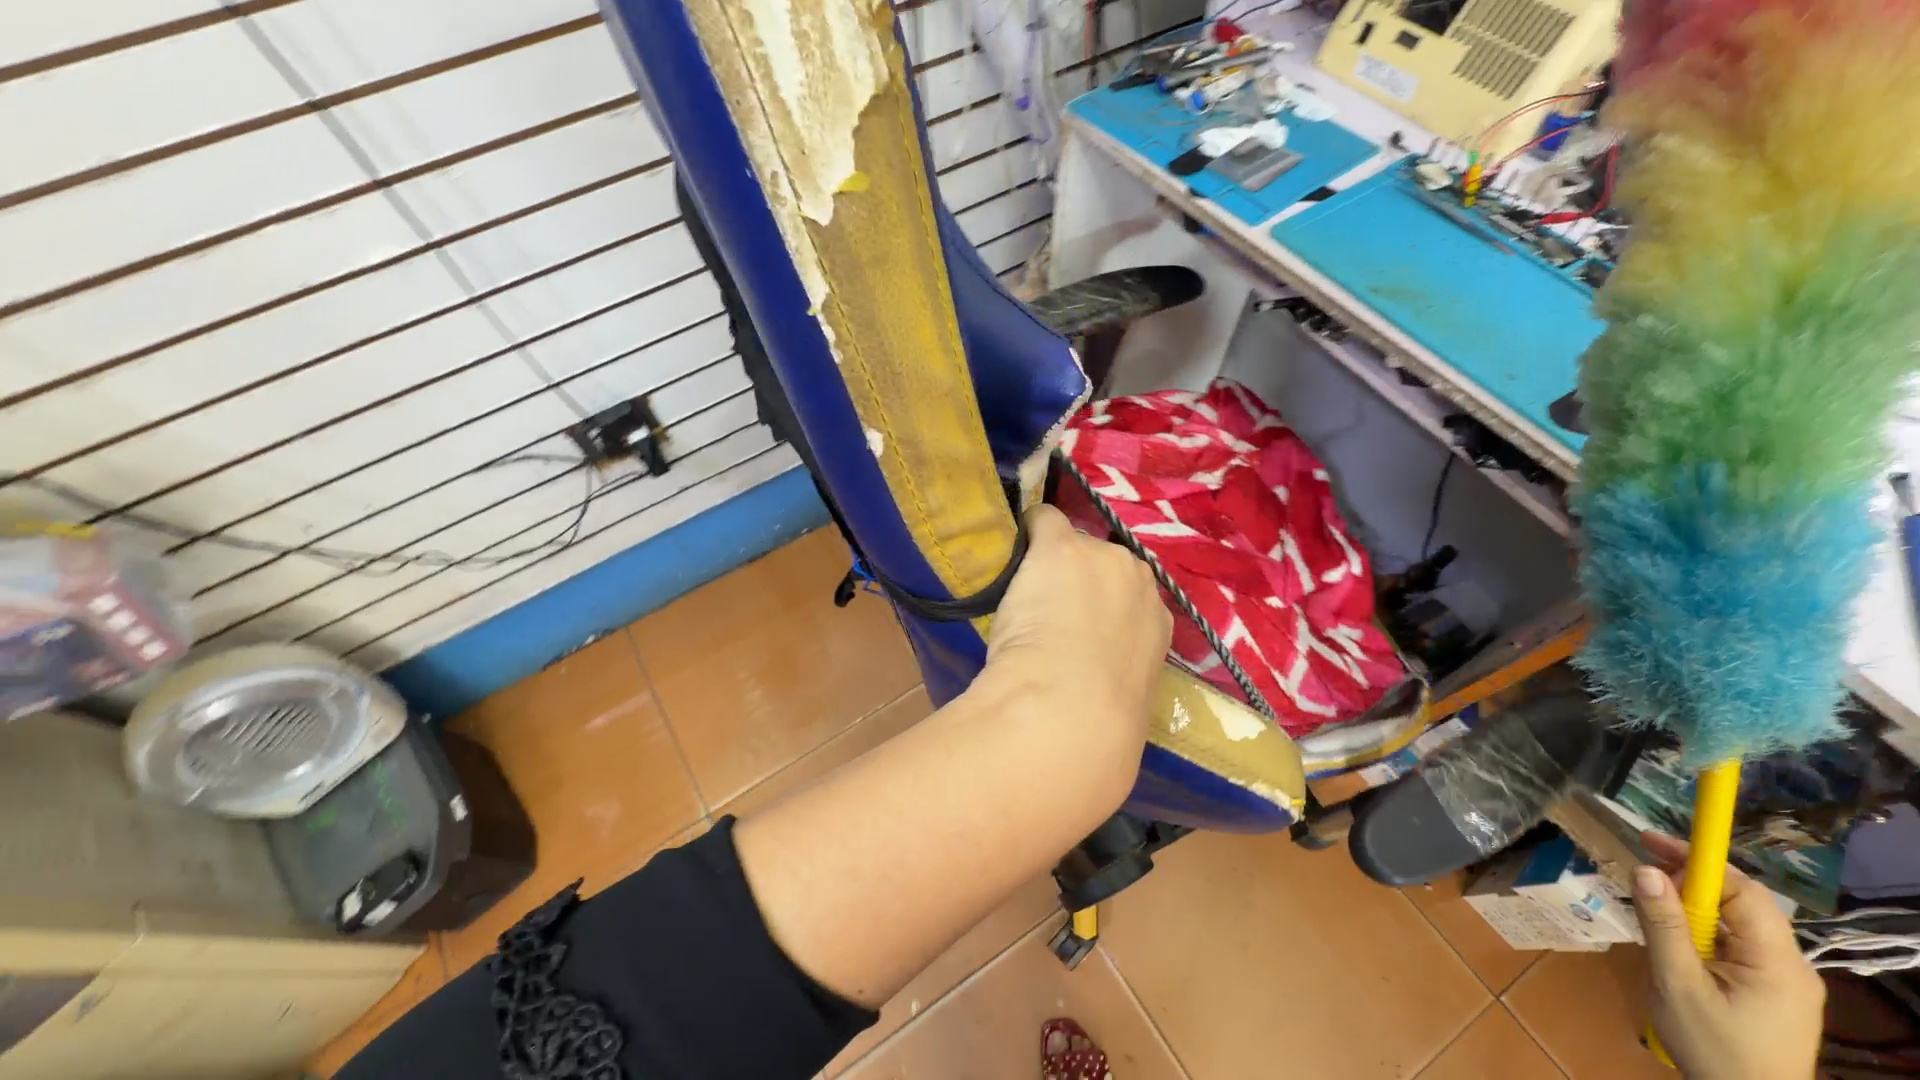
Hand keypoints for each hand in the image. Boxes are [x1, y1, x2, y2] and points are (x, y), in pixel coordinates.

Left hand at [981, 504, 1171, 758]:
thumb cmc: (1097, 717)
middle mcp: (1137, 581)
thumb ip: (1117, 667)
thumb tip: (1096, 672)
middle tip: (1050, 610)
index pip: (1129, 598)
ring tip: (1026, 591)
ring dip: (1055, 565)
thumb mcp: (1123, 690)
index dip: (1102, 607)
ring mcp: (1100, 560)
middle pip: (1104, 567)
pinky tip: (1012, 539)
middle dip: (1081, 581)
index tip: (1078, 624)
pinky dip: (1029, 529)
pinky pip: (1044, 521)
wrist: (1070, 709)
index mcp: (1159, 622)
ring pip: (1073, 549)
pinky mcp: (1060, 548)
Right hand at [1632, 831, 1824, 1079]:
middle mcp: (1791, 965)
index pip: (1742, 891)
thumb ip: (1664, 926)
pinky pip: (1738, 946)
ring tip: (1651, 905)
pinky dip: (1704, 932)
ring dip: (1694, 907)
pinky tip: (1675, 942)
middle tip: (1642, 868)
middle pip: (1743, 904)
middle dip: (1692, 879)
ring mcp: (1786, 981)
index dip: (1697, 860)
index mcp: (1777, 961)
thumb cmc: (1714, 1048)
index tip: (1649, 840)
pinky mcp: (1774, 994)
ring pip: (1739, 925)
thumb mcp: (1678, 985)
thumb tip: (1646, 869)